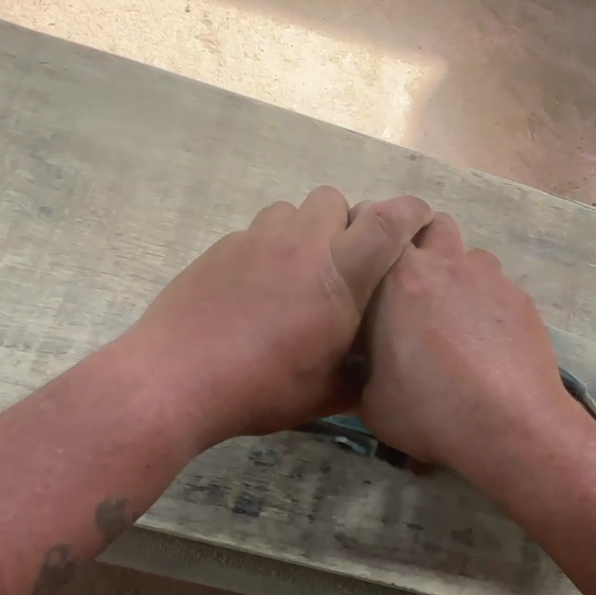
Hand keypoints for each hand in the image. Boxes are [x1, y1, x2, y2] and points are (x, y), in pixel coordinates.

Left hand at [123, 187, 431, 447]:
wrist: (177, 379)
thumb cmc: (262, 389)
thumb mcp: (326, 394)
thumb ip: (359, 373)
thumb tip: (376, 372)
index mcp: (339, 276)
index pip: (387, 222)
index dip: (409, 213)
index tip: (418, 219)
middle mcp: (301, 244)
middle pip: (334, 200)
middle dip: (347, 221)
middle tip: (344, 264)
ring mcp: (255, 241)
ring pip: (291, 210)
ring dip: (305, 230)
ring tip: (298, 273)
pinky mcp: (220, 249)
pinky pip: (256, 233)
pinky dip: (268, 250)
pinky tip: (256, 291)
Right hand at [356, 213, 584, 480]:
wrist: (509, 423)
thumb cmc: (430, 410)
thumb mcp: (372, 403)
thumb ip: (361, 369)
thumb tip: (363, 368)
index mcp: (396, 279)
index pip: (376, 224)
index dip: (370, 236)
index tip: (367, 261)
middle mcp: (444, 265)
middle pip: (431, 224)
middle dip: (420, 242)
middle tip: (411, 284)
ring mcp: (488, 278)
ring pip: (468, 255)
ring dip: (456, 273)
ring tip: (452, 316)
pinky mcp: (520, 299)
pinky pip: (497, 286)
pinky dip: (486, 303)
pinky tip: (486, 341)